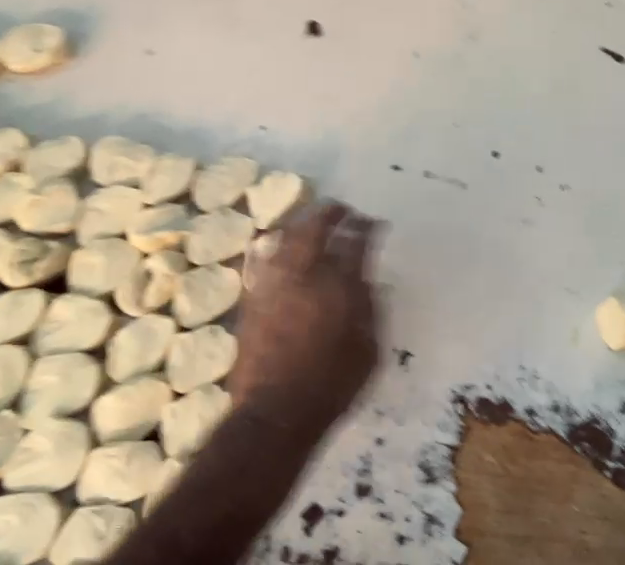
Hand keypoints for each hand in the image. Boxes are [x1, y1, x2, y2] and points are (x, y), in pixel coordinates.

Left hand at [229, 202, 381, 437]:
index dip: (366, 227)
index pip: (356, 242)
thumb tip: (367, 282)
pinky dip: (274, 248)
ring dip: (300, 225)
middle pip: (315, 228)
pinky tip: (277, 248)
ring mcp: (273, 285)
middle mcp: (304, 275)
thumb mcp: (369, 349)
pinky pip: (262, 261)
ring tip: (310, 223)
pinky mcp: (251, 300)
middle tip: (341, 210)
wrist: (275, 414)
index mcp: (340, 284)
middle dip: (330, 214)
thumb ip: (369, 308)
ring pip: (285, 238)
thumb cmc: (332, 385)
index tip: (373, 222)